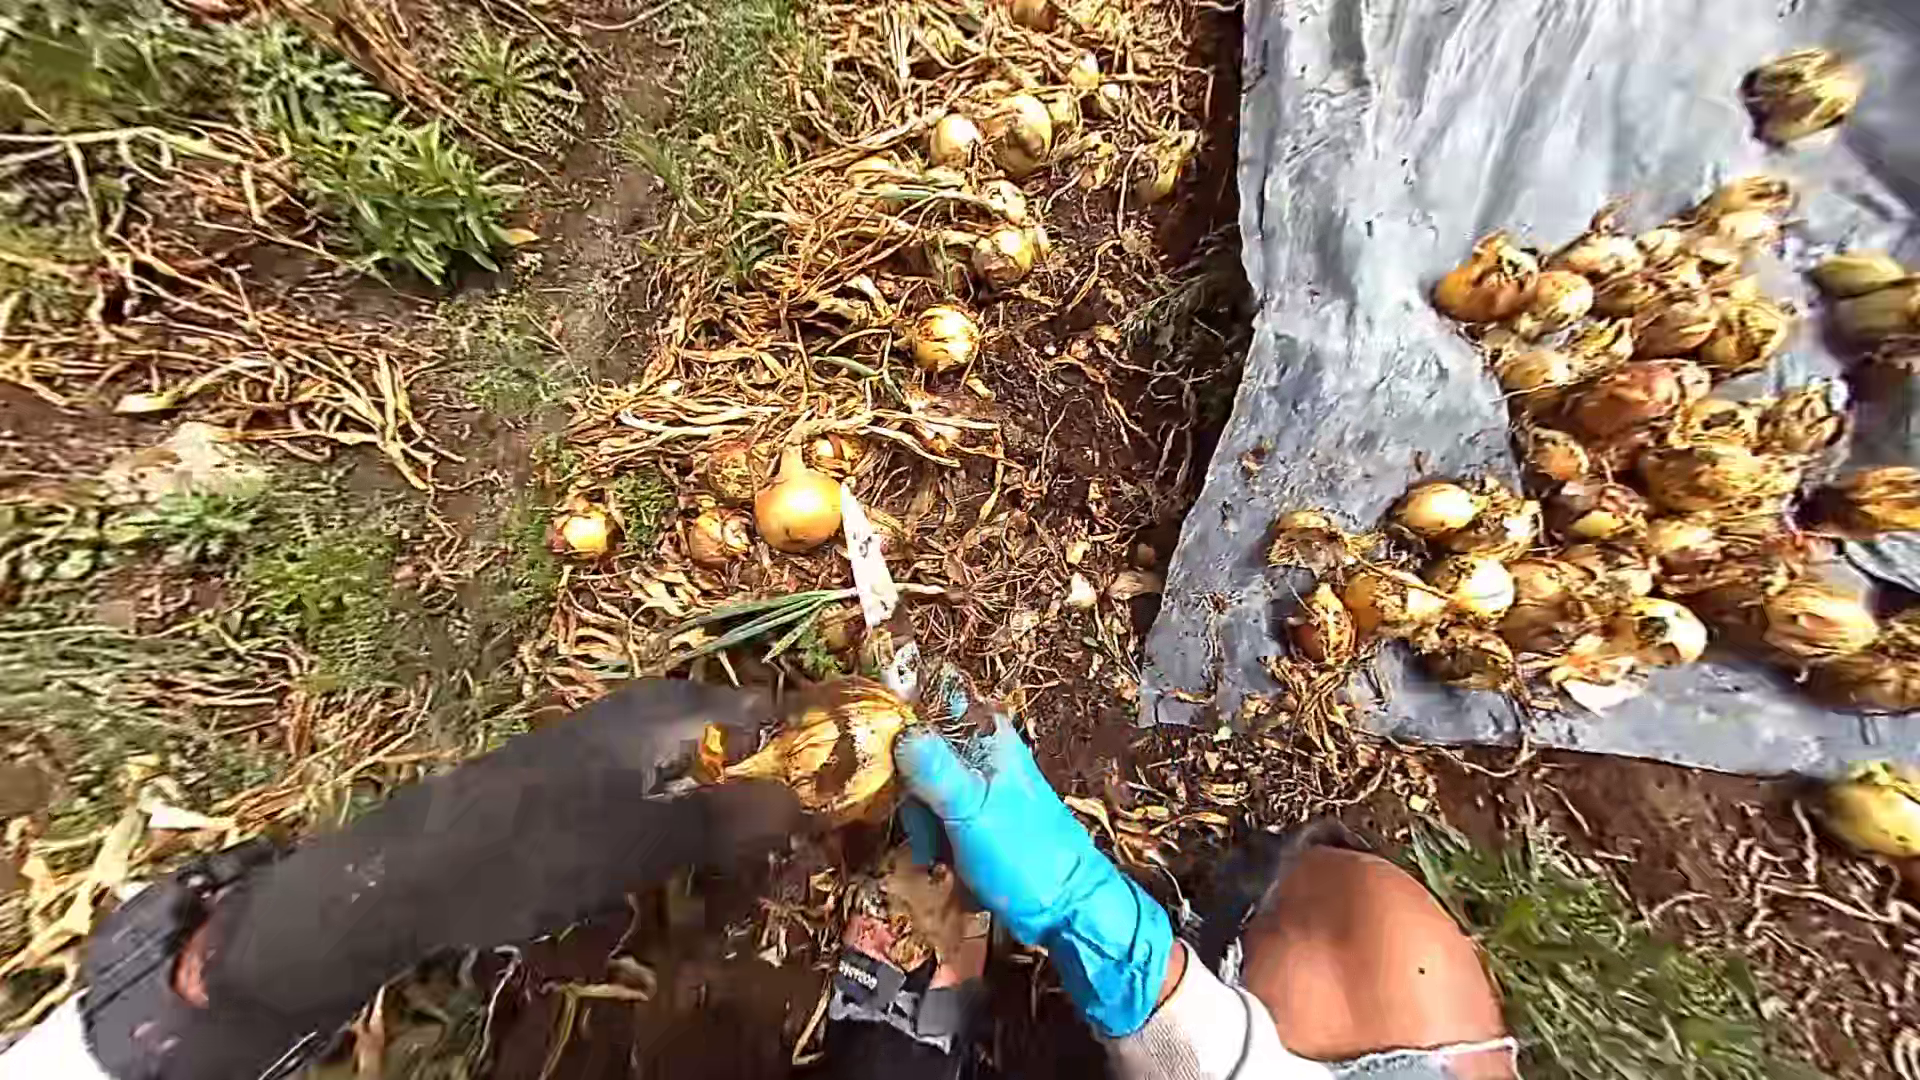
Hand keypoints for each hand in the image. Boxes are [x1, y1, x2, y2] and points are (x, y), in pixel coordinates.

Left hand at [82, 679, 800, 1079]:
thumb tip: (813, 805)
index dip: (804, 752)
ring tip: (742, 873)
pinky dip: (692, 819)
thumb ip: (734, 819)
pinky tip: (685, 861)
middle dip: (769, 796)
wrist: (414, 867)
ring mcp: (628, 737)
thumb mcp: (649, 841)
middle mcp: (659, 709)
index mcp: (676, 708)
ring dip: (732, 815)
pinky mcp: (604, 768)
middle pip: (742, 743)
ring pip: (707, 769)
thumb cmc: (543, 843)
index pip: (769, 713)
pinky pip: (670, 786)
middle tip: (784, 855)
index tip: (826, 802)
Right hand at [894, 675, 1172, 1037]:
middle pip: (918, 742)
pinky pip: (935, 808)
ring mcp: (977, 778)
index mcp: (986, 730)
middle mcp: (981, 745)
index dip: (900, 711)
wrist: (1066, 906)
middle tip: (917, 820)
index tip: (877, 743)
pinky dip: (932, 832)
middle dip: (907, 783)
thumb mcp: (971, 809)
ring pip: (922, 779)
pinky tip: (941, 857)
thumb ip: (934, 769)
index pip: (932, 695)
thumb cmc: (1023, 852)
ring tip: (935, 850)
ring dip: (919, 817)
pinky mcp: (974, 809)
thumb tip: (900, 730)